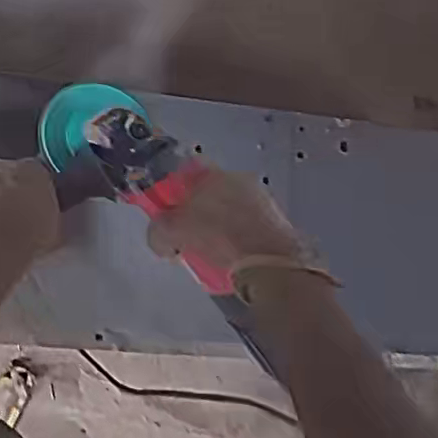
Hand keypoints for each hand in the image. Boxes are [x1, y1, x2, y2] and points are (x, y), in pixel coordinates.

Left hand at [0, 158, 60, 250]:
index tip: (32, 205)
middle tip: (11, 214)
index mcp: (36, 170)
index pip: (36, 173)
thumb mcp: (55, 224)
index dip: (33, 190)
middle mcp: (7, 164)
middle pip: (7, 174)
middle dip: (8, 190)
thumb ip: (49, 211)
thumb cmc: (31, 231)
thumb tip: (45, 217)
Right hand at [145, 165, 309, 273]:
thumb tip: (161, 239)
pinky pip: (248, 226)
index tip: (166, 210)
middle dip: (195, 211)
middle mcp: (240, 180)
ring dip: (217, 226)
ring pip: (229, 210)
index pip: (183, 172)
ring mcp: (264, 201)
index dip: (170, 190)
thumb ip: (156, 230)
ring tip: (209, 250)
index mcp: (213, 175)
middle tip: (186, 233)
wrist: (269, 266)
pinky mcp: (280, 223)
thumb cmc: (216, 237)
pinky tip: (230, 256)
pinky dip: (237, 238)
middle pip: (207, 192)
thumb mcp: (170, 233)